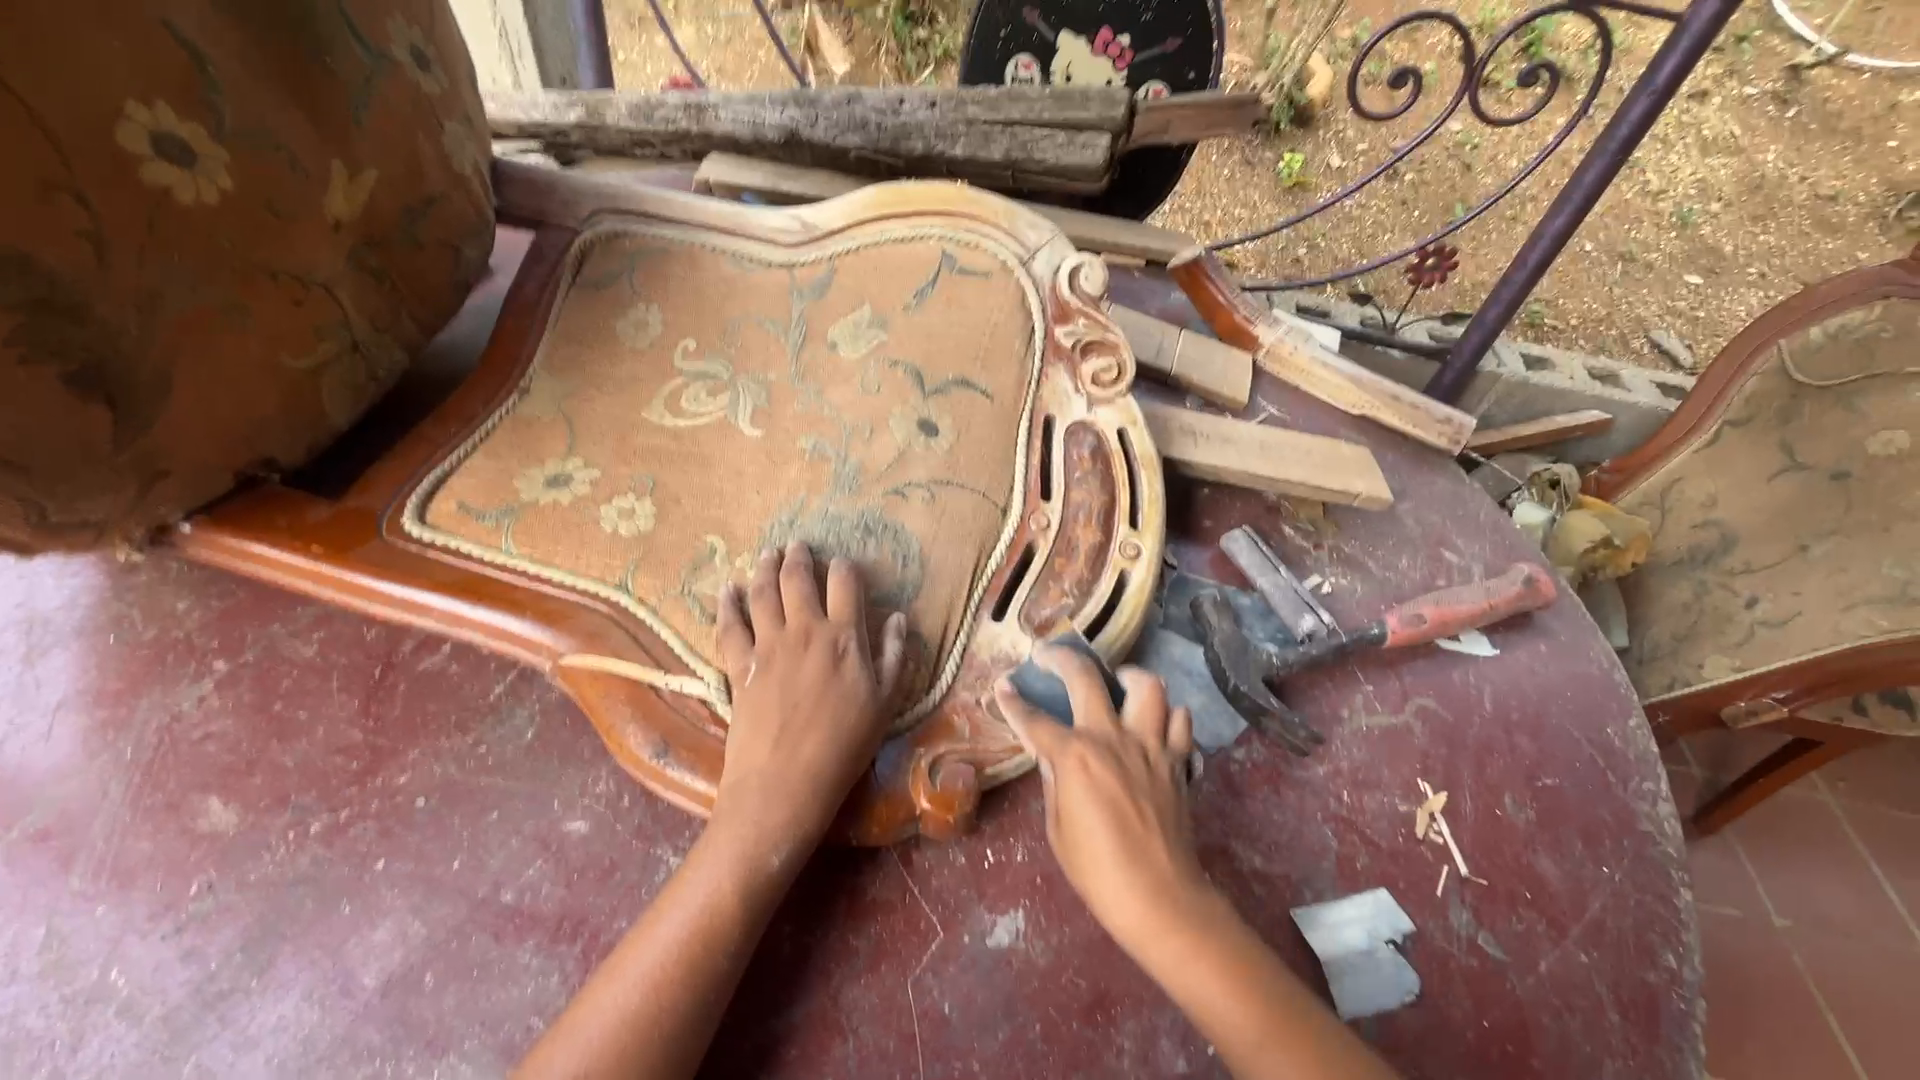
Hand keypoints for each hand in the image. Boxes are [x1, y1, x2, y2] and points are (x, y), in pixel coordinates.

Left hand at [711, 542, 907, 858]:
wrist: (785, 782)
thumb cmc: (844, 746)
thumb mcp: (886, 703)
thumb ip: (895, 656)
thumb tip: (898, 618)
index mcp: (845, 637)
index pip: (845, 583)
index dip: (843, 567)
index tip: (842, 562)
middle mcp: (805, 630)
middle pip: (798, 579)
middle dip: (798, 557)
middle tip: (797, 546)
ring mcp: (767, 645)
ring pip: (762, 593)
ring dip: (764, 568)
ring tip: (767, 554)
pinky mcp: (739, 665)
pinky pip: (729, 625)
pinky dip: (727, 603)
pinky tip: (726, 590)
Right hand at [994, 650, 1205, 943]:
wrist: (1158, 895)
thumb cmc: (1096, 869)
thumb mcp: (1057, 827)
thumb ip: (1054, 780)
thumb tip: (1050, 753)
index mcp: (1075, 756)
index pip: (1035, 719)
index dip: (1013, 702)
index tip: (1002, 687)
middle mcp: (1111, 738)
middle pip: (1086, 678)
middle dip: (1061, 658)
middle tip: (1049, 655)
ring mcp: (1150, 745)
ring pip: (1147, 686)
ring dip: (1129, 677)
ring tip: (1118, 682)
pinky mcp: (1178, 760)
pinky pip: (1179, 721)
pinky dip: (1168, 715)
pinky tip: (1155, 723)